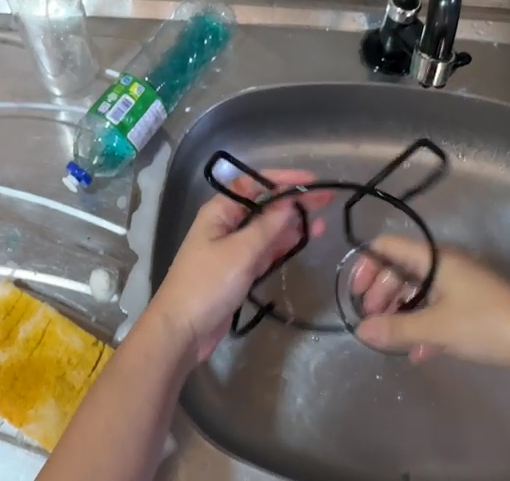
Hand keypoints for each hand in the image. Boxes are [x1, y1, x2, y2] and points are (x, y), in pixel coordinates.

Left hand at [143, 169, 332, 364]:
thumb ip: (268, 227)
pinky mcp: (238, 270)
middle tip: (326, 201)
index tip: (311, 180)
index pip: (253, 184)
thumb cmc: (208, 283)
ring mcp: (232, 248)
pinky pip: (264, 250)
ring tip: (322, 223)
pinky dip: (282, 245)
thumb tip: (290, 203)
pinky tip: (302, 241)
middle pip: (263, 206)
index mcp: (219, 211)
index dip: (282, 179)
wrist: (183, 329)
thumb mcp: (241, 252)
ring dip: (291, 224)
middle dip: (292, 202)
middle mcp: (226, 224)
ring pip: (266, 229)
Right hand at [351, 235, 509, 369]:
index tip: (356, 292)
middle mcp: (445, 265)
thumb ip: (396, 328)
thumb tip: (361, 330)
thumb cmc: (485, 324)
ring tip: (390, 337)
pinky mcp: (472, 308)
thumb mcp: (436, 328)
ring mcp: (460, 286)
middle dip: (382, 293)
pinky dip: (423, 325)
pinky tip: (419, 353)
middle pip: (401, 270)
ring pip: (419, 291)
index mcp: (435, 258)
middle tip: (372, 319)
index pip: (388, 246)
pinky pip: (437, 309)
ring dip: (401, 312)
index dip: (367, 264)